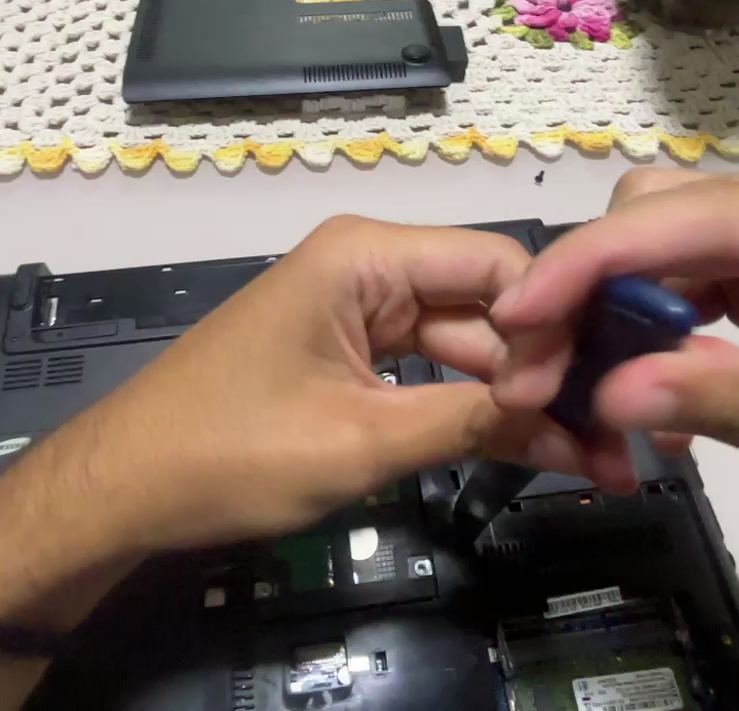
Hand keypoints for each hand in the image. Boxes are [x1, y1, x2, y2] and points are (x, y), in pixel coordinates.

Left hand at [0, 217, 629, 562]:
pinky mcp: (348, 346)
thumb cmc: (230, 451)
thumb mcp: (359, 440)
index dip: (550, 325)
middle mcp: (368, 263)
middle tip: (612, 438)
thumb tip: (568, 417)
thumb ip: (470, 420)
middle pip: (483, 302)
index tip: (590, 396)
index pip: (495, 262)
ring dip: (513, 397)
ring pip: (460, 340)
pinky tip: (522, 444)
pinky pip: (425, 365)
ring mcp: (357, 305)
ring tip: (587, 456)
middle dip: (541, 371)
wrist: (125, 484)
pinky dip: (466, 405)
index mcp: (366, 254)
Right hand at [489, 158, 738, 577]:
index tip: (519, 314)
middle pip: (670, 211)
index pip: (707, 217)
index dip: (598, 258)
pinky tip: (634, 370)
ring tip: (570, 372)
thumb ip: (732, 405)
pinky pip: (682, 264)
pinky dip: (641, 313)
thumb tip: (603, 394)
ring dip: (604, 299)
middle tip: (539, 366)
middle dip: (588, 282)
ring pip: (662, 231)